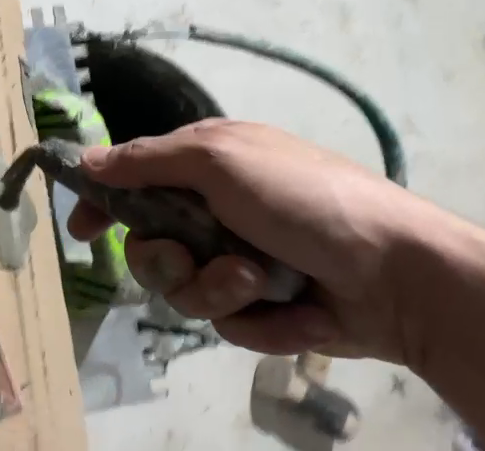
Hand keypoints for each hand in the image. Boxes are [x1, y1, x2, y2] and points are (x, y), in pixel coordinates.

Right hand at [67, 119, 444, 361]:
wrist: (403, 275)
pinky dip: (257, 320)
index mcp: (203, 166)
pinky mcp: (267, 311)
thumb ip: (145, 160)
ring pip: (183, 289)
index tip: (81, 230)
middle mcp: (214, 213)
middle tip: (187, 254)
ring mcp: (240, 263)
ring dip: (215, 289)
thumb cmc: (303, 197)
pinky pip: (228, 324)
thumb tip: (86, 160)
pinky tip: (293, 311)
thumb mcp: (218, 159)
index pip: (132, 180)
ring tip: (260, 282)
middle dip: (162, 257)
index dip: (101, 203)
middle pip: (147, 244)